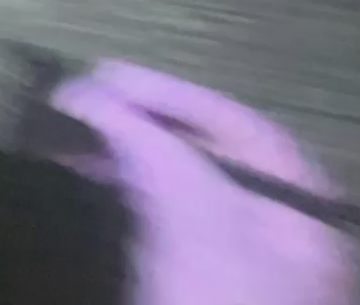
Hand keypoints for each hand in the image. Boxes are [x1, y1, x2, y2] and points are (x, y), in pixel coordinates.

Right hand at [49, 60, 354, 304]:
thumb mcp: (196, 229)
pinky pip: (152, 193)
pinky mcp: (188, 261)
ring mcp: (230, 244)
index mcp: (294, 209)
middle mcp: (269, 219)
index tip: (102, 76)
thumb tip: (93, 94)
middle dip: (138, 112)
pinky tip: (80, 166)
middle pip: (205, 144)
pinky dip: (114, 168)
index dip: (174, 94)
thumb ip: (158, 156)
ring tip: (65, 127)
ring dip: (118, 137)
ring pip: (174, 166)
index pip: (241, 128)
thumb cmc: (215, 300)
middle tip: (75, 95)